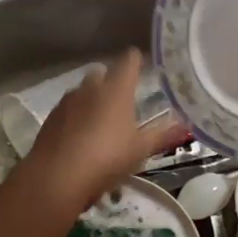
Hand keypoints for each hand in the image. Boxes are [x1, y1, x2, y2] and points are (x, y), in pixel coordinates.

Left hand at [24, 50, 189, 207]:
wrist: (57, 176)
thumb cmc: (107, 158)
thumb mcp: (141, 150)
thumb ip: (163, 135)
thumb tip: (186, 124)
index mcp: (117, 89)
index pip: (129, 60)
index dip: (136, 61)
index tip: (142, 67)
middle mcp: (91, 86)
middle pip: (103, 73)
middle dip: (111, 82)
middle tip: (122, 102)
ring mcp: (68, 100)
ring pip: (83, 90)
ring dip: (92, 99)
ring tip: (101, 123)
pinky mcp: (51, 116)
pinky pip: (68, 108)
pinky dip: (76, 116)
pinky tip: (80, 136)